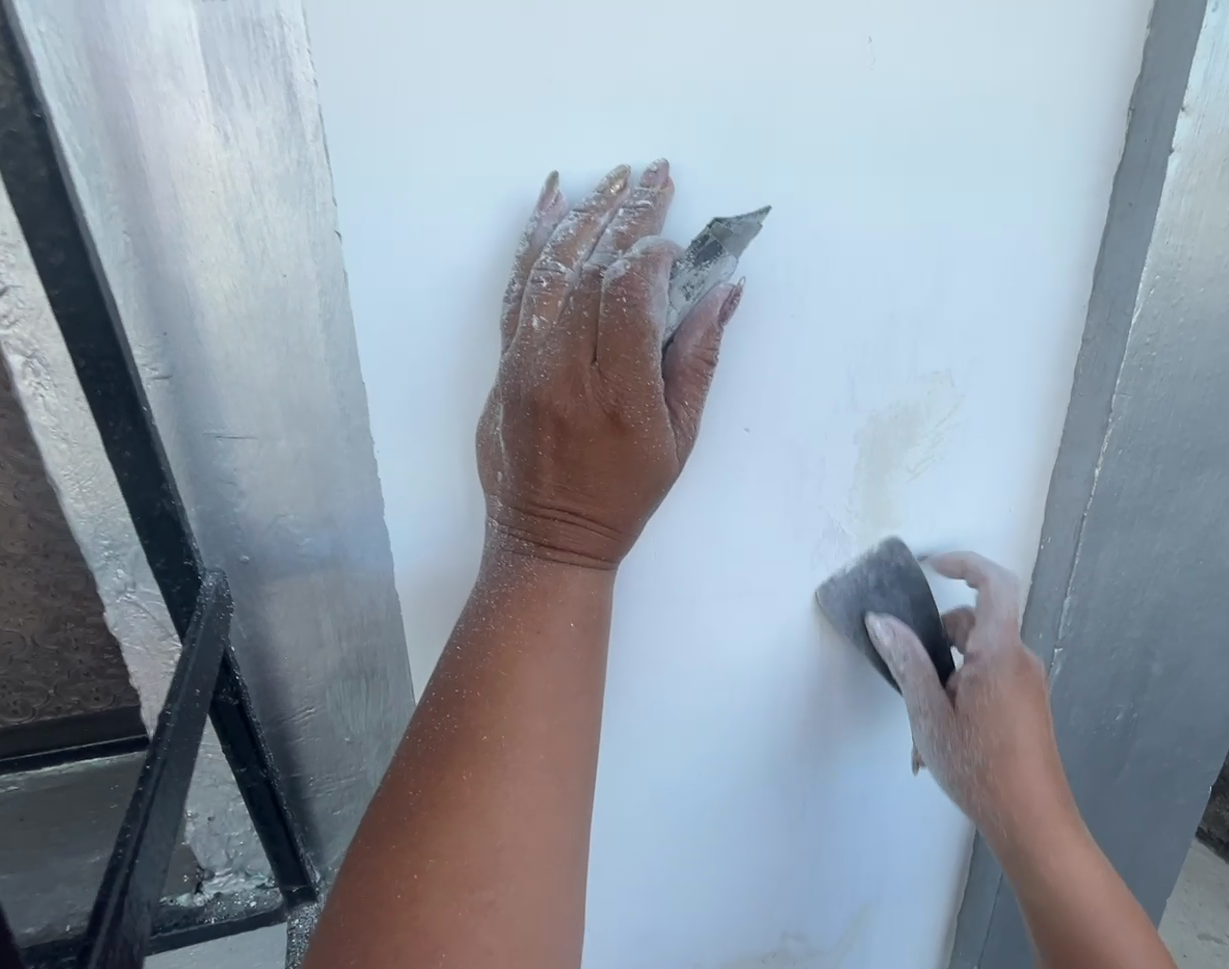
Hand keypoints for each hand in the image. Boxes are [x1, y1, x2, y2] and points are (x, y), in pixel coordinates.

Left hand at [477, 162, 744, 570]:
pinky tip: (551, 206)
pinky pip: (517, 290)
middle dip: (626, 213)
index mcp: (619, 393)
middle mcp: (566, 369)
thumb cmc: (625, 495)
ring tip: (612, 177)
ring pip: (549, 269)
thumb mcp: (679, 439)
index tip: (674, 241)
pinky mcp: (504, 364)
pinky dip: (534, 243)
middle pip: (591, 268)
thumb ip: (698, 361)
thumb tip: (724, 292)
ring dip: (582, 215)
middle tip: (654, 174)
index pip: (631, 293)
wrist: (548, 533)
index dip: (654, 253)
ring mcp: (526, 364)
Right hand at [865, 552, 1075, 852]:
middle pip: (975, 624)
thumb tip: (880, 620)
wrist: (1032, 823)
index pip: (994, 584)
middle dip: (937, 641)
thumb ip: (906, 661)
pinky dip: (961, 693)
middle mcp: (1020, 660)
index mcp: (999, 653)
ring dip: (945, 677)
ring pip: (978, 657)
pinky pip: (989, 680)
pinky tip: (942, 740)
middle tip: (911, 684)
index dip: (965, 563)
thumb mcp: (928, 714)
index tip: (932, 566)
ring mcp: (1027, 683)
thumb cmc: (978, 768)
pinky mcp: (1027, 704)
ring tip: (923, 727)